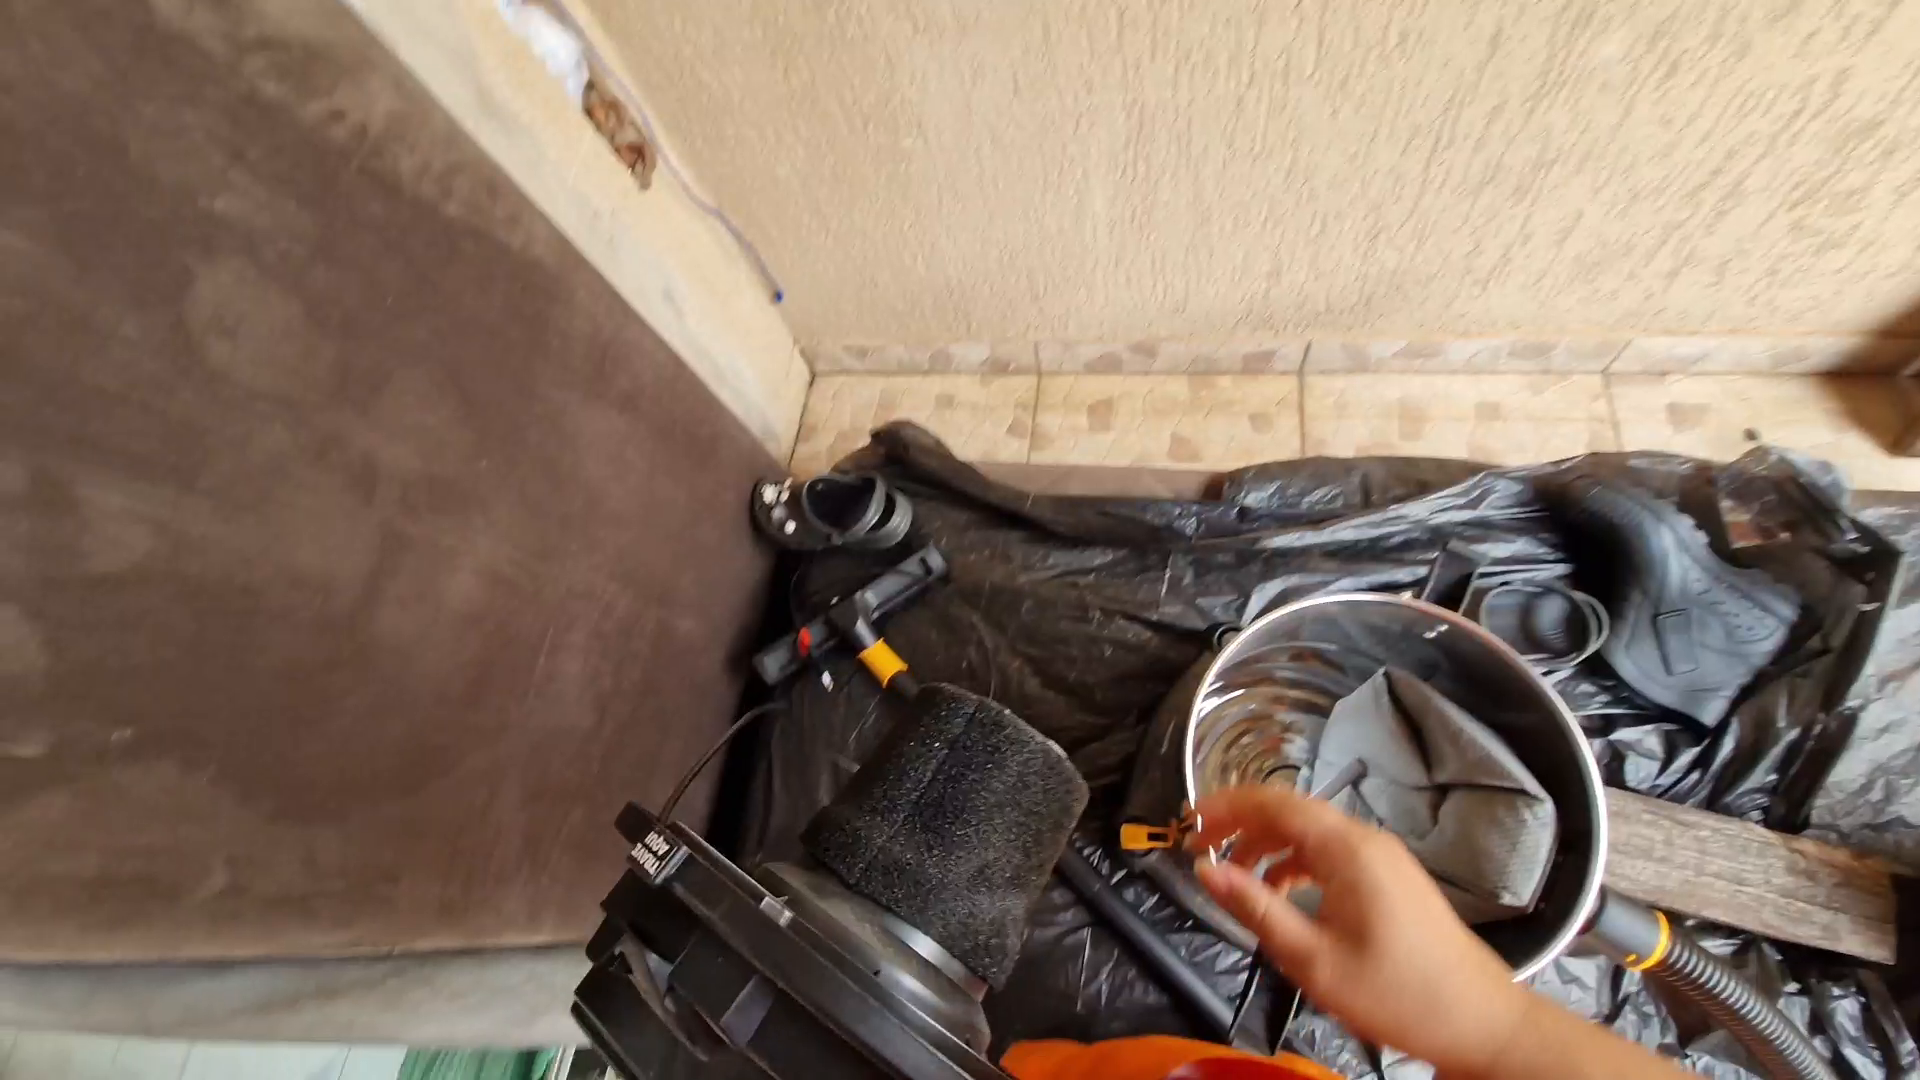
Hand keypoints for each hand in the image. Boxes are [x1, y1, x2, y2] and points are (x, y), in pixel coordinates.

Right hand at [1189, 785, 1538, 1075]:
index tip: (1188, 824)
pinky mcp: (1387, 874)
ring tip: (1233, 873)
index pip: (1272, 802)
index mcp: (1345, 847)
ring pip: (1306, 829)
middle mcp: (1362, 837)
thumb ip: (1256, 908)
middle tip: (1201, 846)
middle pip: (1288, 809)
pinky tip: (1279, 892)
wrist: (1487, 1026)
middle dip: (1239, 822)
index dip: (1225, 806)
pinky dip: (1292, 861)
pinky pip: (1327, 850)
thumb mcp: (1314, 959)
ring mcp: (1379, 854)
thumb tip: (1205, 871)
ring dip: (1264, 843)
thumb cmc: (1397, 994)